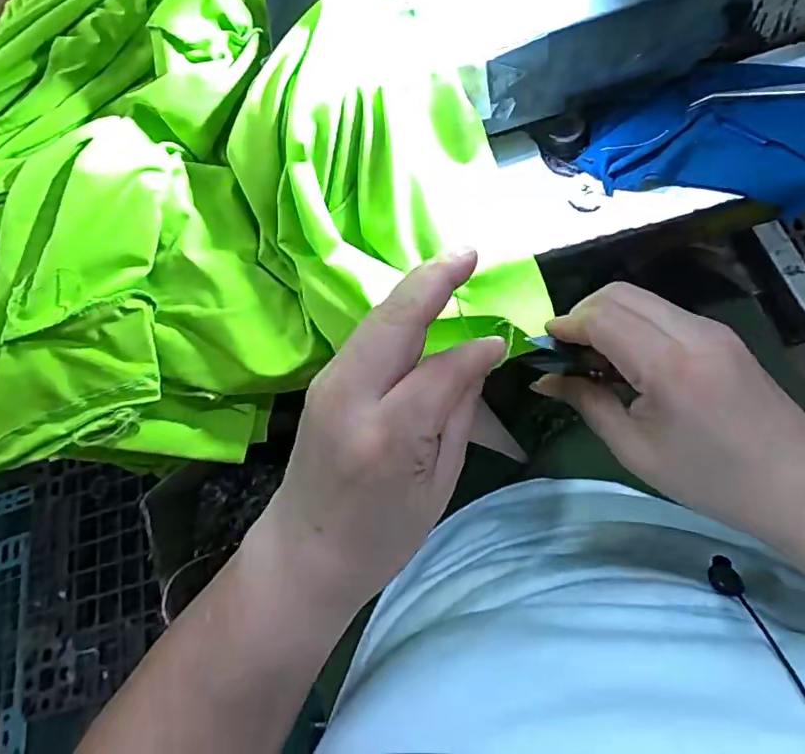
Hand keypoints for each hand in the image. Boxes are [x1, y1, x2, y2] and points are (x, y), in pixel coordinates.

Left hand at [243, 249, 506, 612]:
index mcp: (386, 437)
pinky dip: (395, 314)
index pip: (439, 372)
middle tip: (468, 253)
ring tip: (449, 266)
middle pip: (394, 323)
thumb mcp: (436, 485)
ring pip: (375, 322)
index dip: (474, 351)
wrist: (303, 552)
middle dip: (432, 281)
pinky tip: (416, 303)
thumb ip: (456, 413)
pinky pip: (365, 337)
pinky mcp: (322, 381)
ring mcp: (328, 384)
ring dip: (412, 290)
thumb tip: (480, 356)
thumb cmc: (381, 537)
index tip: (502, 340)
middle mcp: (350, 398)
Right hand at [533, 282, 804, 541]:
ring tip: (595, 355)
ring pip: (639, 296)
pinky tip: (628, 357)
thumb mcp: (637, 451)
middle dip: (582, 312)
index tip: (546, 346)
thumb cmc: (715, 480)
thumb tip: (545, 379)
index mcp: (669, 366)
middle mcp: (691, 333)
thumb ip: (588, 403)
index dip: (566, 325)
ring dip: (606, 315)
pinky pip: (660, 311)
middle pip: (618, 293)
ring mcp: (710, 328)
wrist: (803, 485)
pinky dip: (632, 322)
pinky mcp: (719, 333)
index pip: (601, 318)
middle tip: (567, 349)